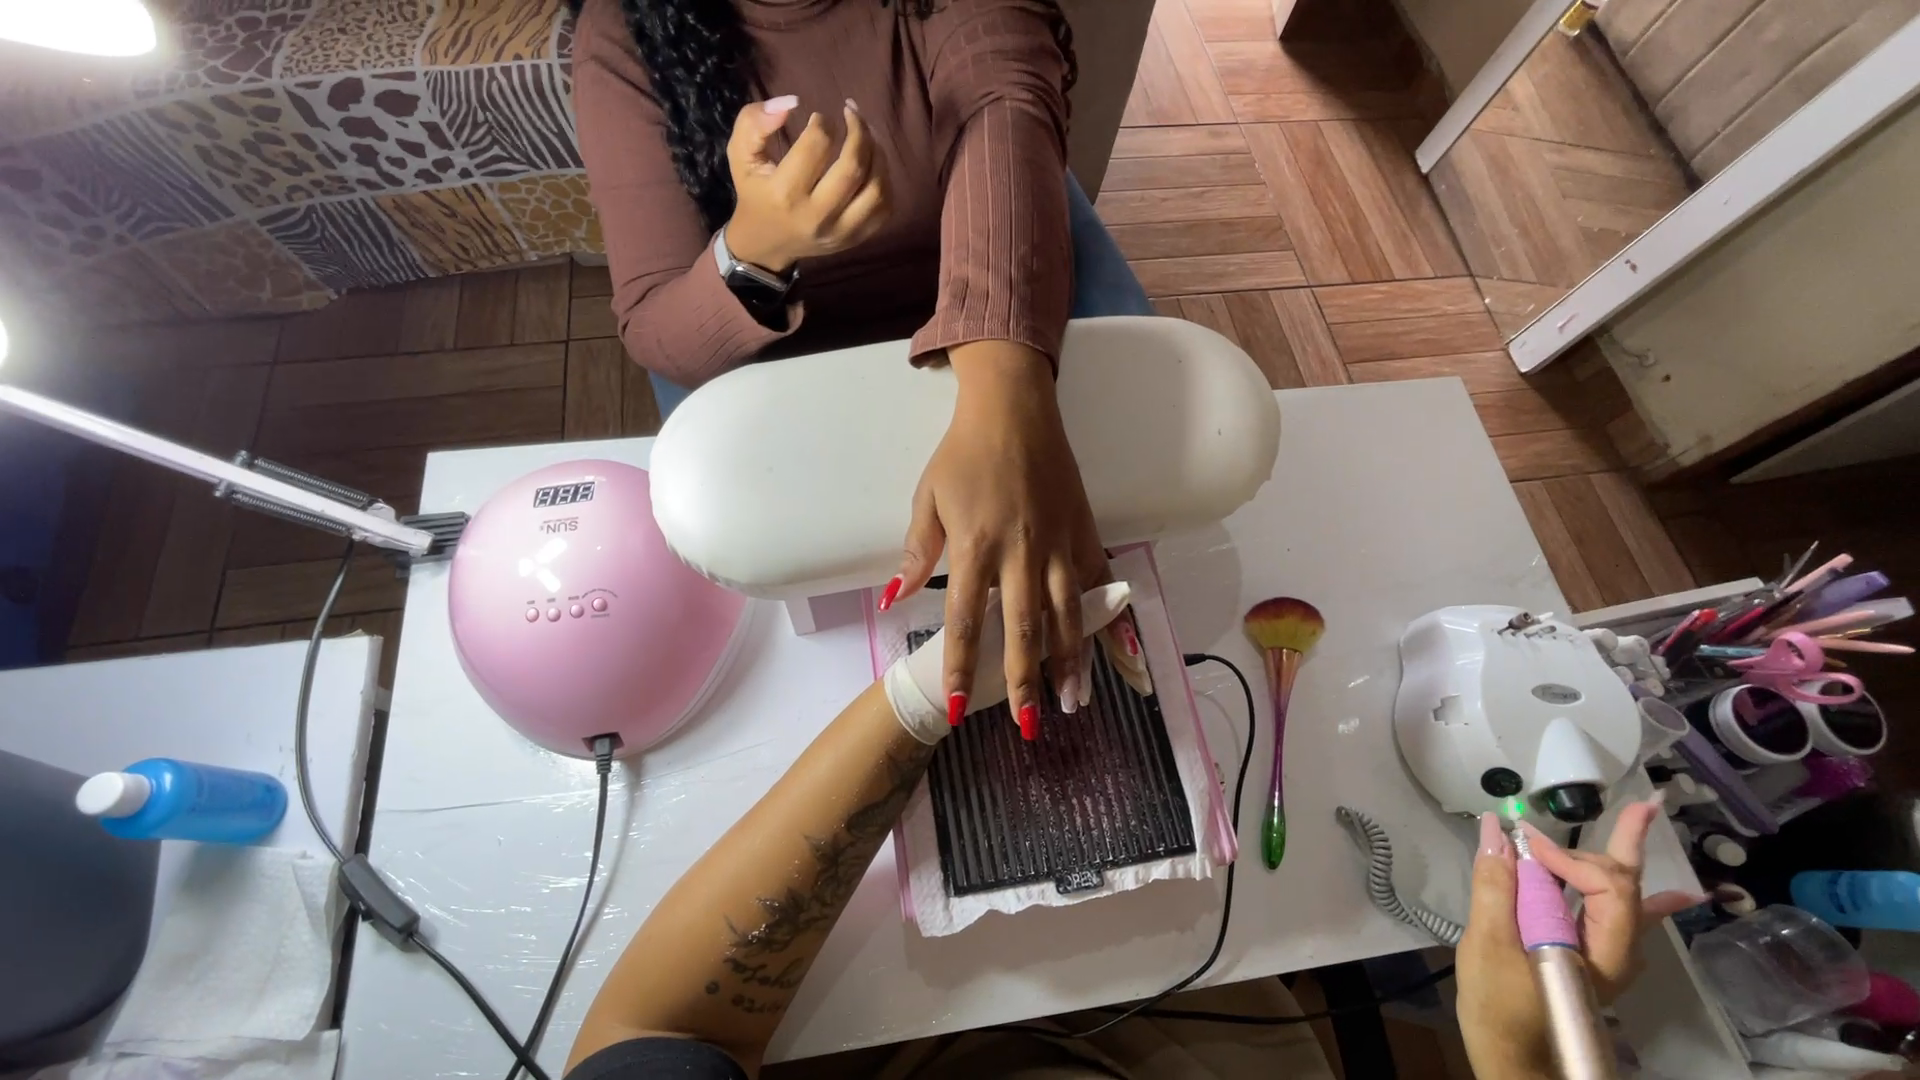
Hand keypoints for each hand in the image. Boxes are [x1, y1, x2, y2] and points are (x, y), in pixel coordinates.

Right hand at [724, 96, 889, 273]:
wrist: (766, 244)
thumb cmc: (755, 193)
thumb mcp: (741, 155)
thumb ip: (754, 123)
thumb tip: (791, 102)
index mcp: (785, 193)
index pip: (817, 146)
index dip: (823, 122)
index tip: (820, 117)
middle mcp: (816, 216)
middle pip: (853, 167)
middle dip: (859, 131)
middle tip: (852, 114)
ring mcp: (840, 232)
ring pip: (876, 189)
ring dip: (878, 155)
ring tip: (868, 135)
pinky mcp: (855, 239)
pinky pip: (884, 209)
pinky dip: (885, 181)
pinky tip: (873, 164)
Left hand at [885, 342, 1127, 740]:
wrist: (1014, 409)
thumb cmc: (963, 454)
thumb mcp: (928, 498)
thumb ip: (916, 552)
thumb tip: (896, 599)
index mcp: (975, 545)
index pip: (963, 620)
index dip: (958, 666)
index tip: (954, 707)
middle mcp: (1020, 551)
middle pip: (1022, 628)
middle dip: (1024, 680)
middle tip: (1029, 724)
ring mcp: (1057, 543)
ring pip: (1068, 612)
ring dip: (1071, 661)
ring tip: (1074, 702)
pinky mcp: (1084, 531)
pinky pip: (1099, 581)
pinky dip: (1112, 616)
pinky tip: (1121, 648)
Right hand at [1456, 802, 1703, 1079]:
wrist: (1512, 1061)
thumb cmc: (1501, 1006)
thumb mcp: (1489, 944)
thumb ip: (1496, 886)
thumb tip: (1494, 830)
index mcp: (1599, 952)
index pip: (1603, 889)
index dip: (1568, 858)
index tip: (1521, 840)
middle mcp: (1615, 952)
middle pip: (1623, 888)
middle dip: (1614, 847)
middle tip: (1638, 806)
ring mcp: (1606, 956)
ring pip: (1623, 898)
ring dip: (1625, 859)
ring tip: (1646, 820)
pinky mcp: (1590, 958)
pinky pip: (1619, 919)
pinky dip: (1637, 898)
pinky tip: (1674, 895)